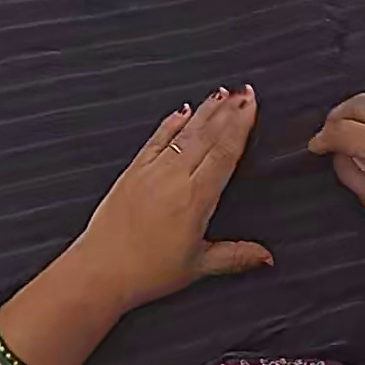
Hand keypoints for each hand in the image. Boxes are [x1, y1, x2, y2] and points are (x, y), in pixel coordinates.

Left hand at [70, 84, 272, 309]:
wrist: (98, 272)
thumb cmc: (146, 272)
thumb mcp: (198, 266)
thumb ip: (235, 256)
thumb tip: (266, 257)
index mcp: (195, 199)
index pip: (225, 152)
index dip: (240, 125)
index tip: (252, 106)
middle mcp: (173, 178)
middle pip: (207, 135)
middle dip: (229, 110)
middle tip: (245, 91)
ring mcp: (151, 171)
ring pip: (184, 132)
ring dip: (205, 110)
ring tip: (222, 94)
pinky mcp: (132, 172)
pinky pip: (155, 139)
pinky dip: (170, 123)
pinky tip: (182, 111)